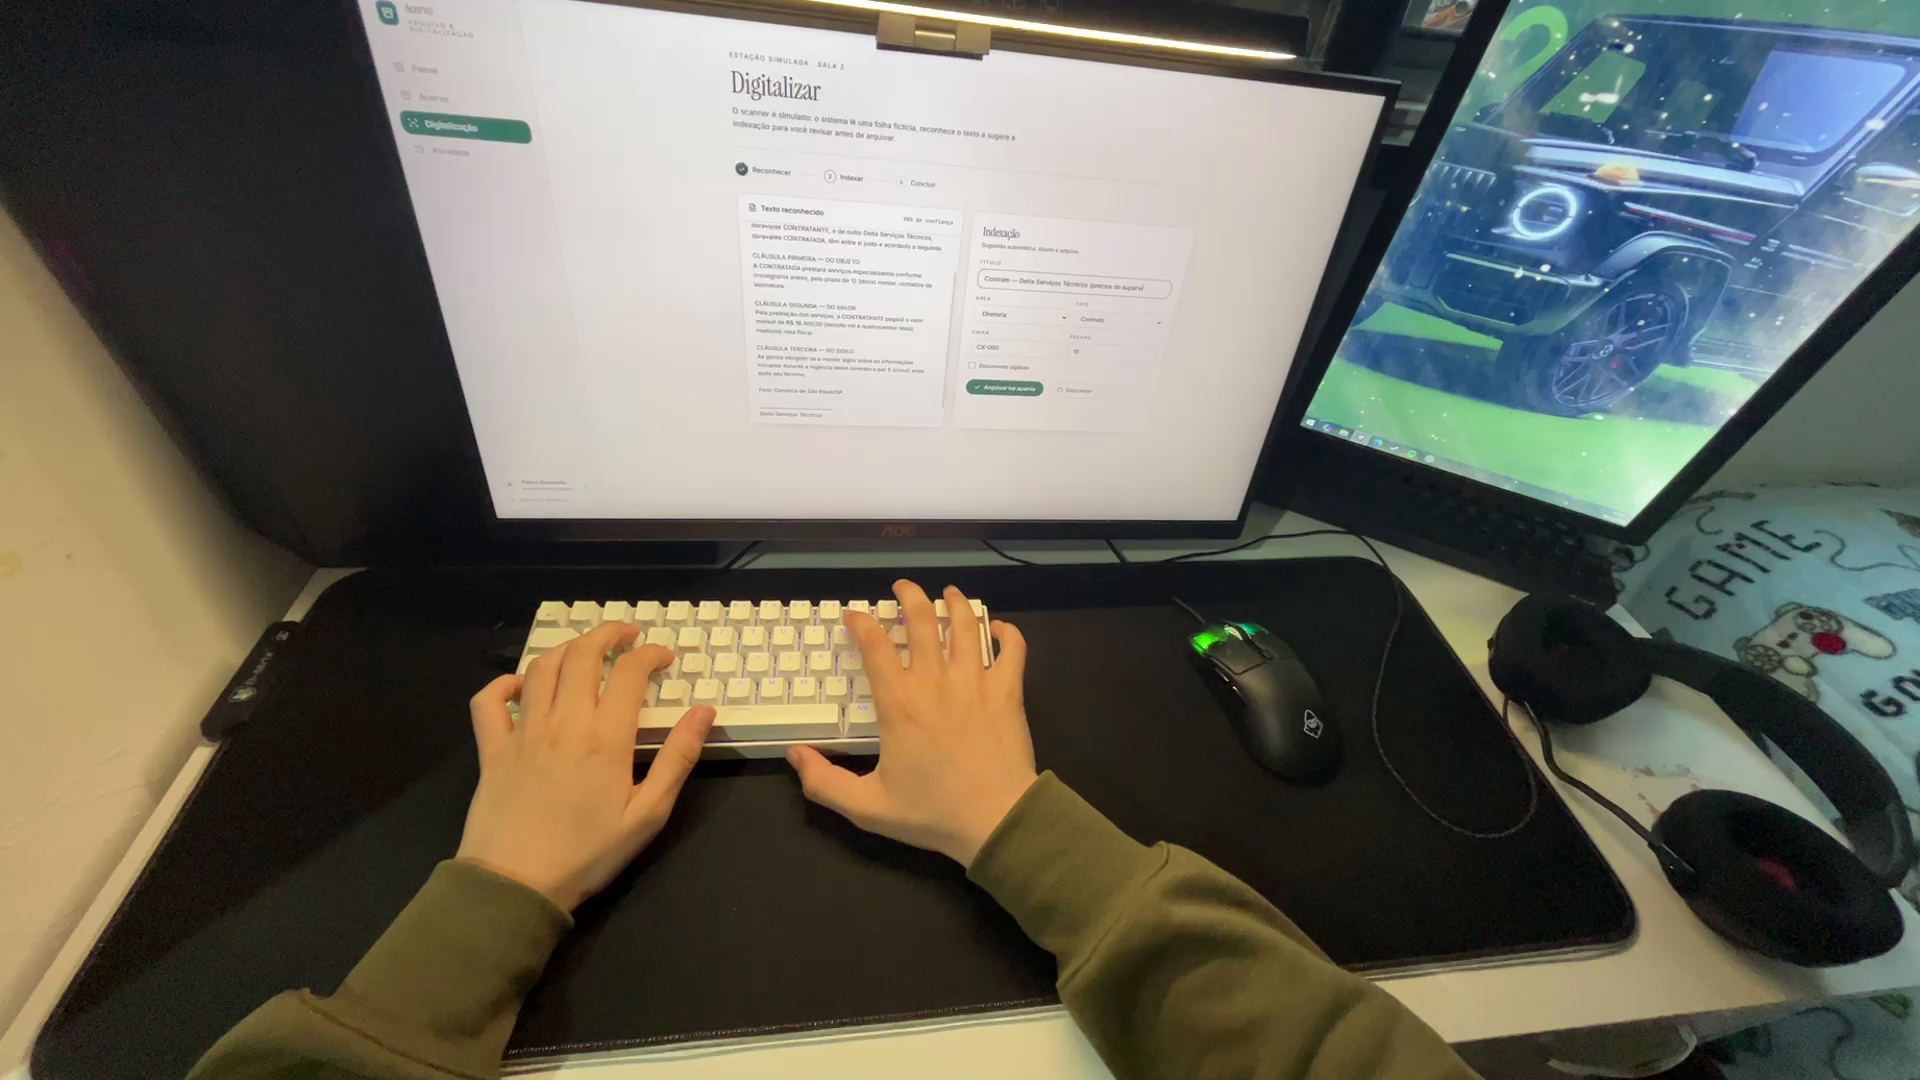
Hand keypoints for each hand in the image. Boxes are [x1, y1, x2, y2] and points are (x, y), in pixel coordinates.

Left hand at [459, 623, 714, 910]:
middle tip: (629, 636)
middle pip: (583, 654)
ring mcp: (523, 732)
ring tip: (588, 652)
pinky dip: (505, 683)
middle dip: (609, 634)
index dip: (651, 654)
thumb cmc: (588, 853)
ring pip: (541, 667)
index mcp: (606, 736)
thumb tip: (705, 712)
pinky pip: (489, 701)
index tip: (665, 658)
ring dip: (568, 649)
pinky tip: (523, 686)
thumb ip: (678, 758)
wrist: (513, 888)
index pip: (629, 671)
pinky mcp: (492, 749)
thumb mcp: (649, 813)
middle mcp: (564, 722)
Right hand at [787, 581, 1036, 865]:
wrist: (996, 820)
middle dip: (910, 595)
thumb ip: (824, 782)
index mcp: (899, 703)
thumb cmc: (932, 812)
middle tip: (903, 587)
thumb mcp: (867, 806)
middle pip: (922, 620)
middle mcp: (936, 681)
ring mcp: (976, 681)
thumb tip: (794, 755)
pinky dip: (1006, 632)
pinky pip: (1012, 648)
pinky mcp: (1008, 690)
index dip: (861, 622)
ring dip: (956, 603)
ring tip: (949, 593)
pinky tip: (998, 628)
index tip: (853, 615)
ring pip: (966, 625)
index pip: (874, 645)